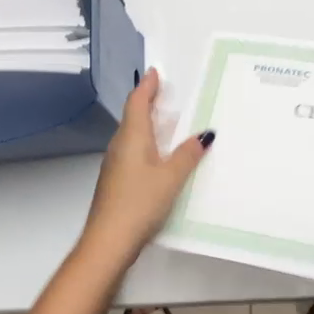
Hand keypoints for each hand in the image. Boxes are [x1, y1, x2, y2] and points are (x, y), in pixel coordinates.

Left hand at [78, 68, 213, 263]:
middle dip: (149, 103)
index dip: (147, 86)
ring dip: (148, 125)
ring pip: (132, 136)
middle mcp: (120, 146)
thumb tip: (204, 134)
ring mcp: (115, 165)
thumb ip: (187, 154)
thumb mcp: (171, 177)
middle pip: (133, 116)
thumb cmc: (140, 203)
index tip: (156, 72)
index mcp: (132, 137)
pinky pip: (133, 153)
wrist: (108, 241)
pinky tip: (160, 156)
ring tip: (169, 122)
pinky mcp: (116, 182)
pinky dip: (147, 145)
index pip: (137, 102)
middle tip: (167, 93)